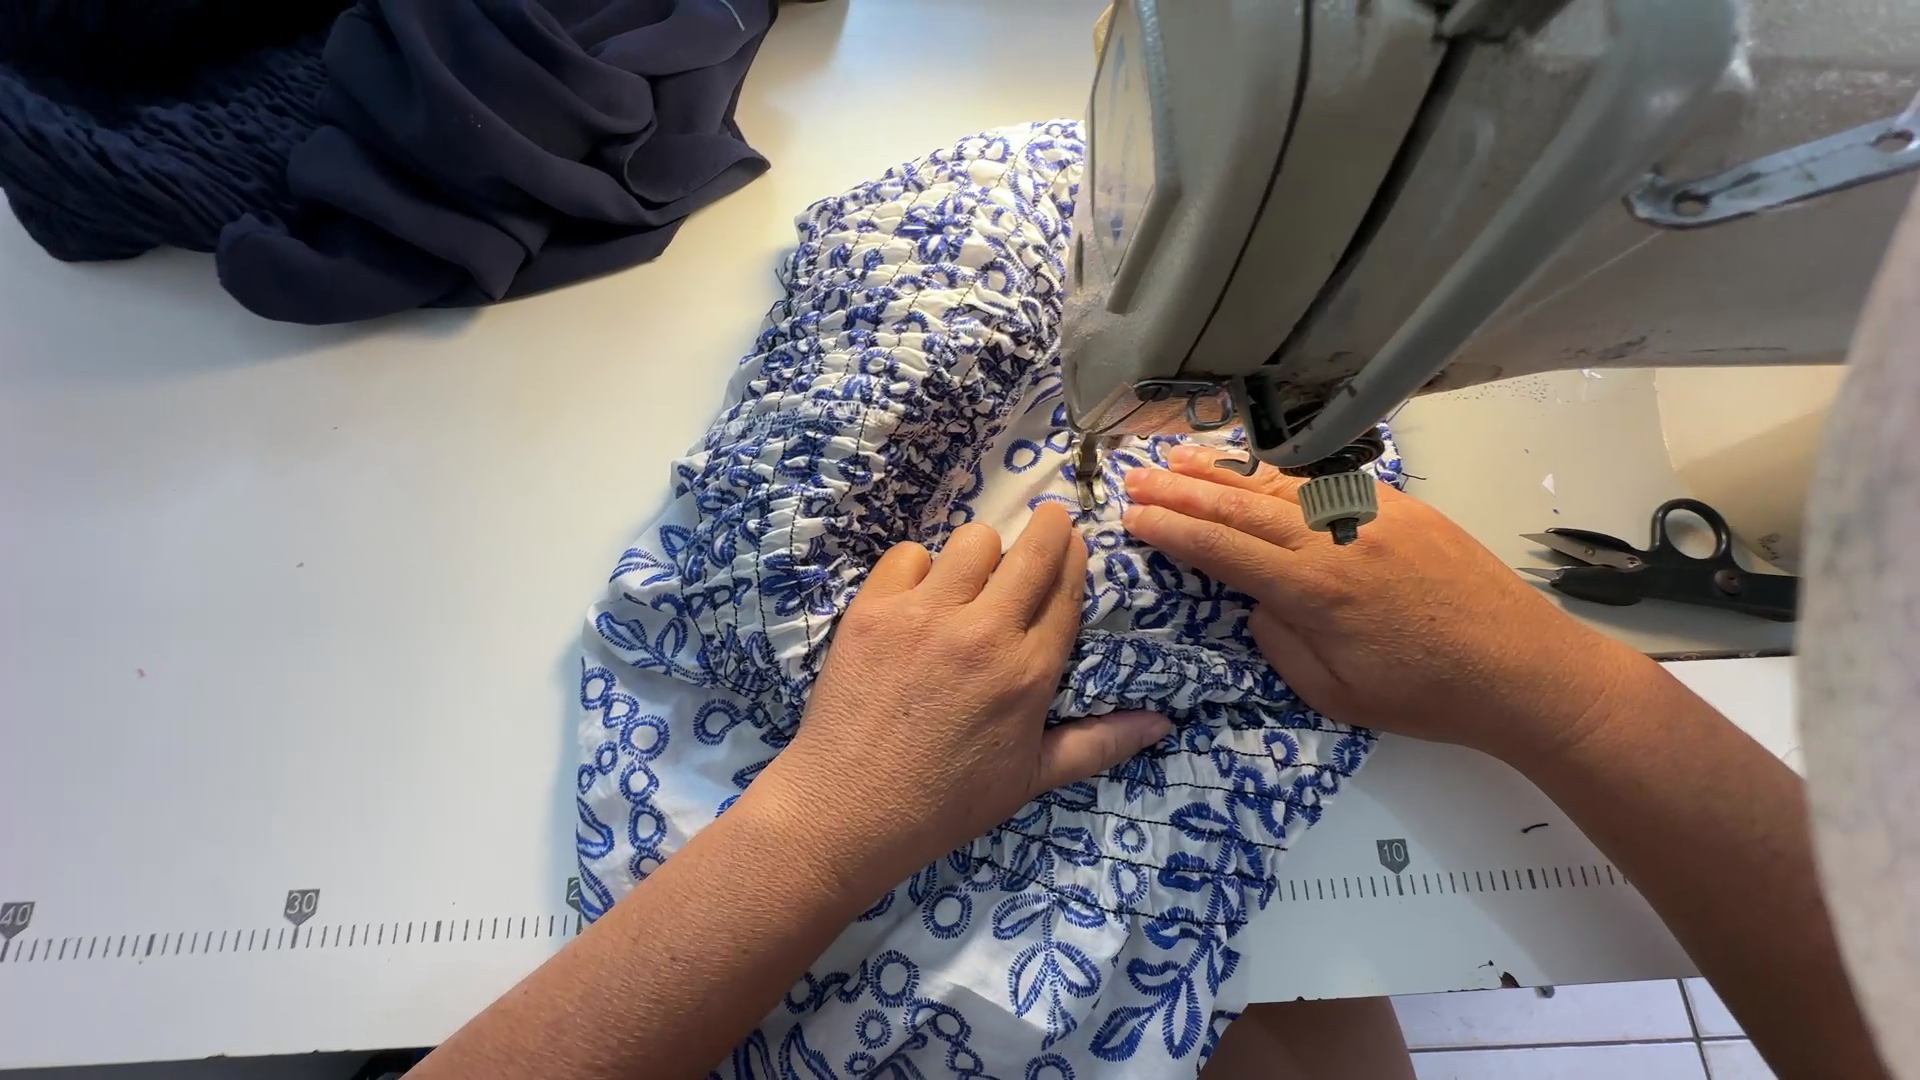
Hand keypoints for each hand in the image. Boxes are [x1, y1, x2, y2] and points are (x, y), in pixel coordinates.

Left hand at [754, 502, 1169, 882]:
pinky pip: (908, 555)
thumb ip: (1099, 744)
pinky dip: (916, 571)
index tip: (1073, 543)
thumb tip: (1162, 722)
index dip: (1075, 555)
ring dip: (980, 552)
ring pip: (973, 539)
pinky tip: (913, 602)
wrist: (848, 810)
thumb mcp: (1031, 779)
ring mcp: (924, 617)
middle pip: (1033, 547)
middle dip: (1048, 525)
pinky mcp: (873, 610)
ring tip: (968, 580)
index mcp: (1029, 673)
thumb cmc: (947, 800)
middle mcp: (983, 633)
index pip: (1067, 588)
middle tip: (1044, 523)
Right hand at [1121, 445, 1646, 765]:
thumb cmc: (1423, 695)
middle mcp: (1333, 538)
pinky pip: (1319, 482)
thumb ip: (1278, 638)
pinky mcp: (1396, 504)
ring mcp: (1366, 513)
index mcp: (1313, 589)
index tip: (1131, 518)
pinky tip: (1246, 468)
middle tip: (1134, 479)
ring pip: (1274, 485)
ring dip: (1217, 472)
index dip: (1170, 532)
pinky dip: (1272, 473)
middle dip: (1178, 492)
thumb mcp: (1331, 691)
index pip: (1221, 549)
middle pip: (1237, 507)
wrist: (1525, 671)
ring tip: (1174, 461)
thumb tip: (1255, 595)